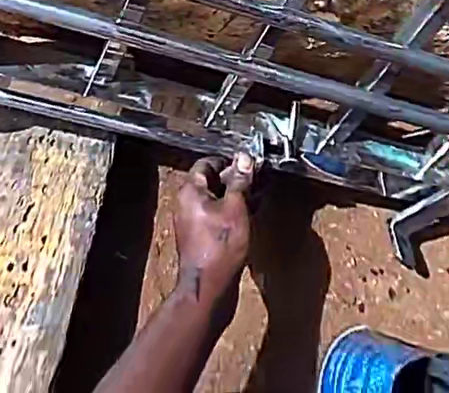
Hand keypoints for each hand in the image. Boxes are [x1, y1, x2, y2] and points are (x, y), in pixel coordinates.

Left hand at [172, 153, 256, 304]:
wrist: (209, 290)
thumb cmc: (220, 246)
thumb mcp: (235, 207)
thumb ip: (240, 180)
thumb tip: (245, 158)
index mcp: (190, 192)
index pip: (207, 163)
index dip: (228, 161)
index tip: (248, 162)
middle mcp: (188, 204)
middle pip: (214, 181)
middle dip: (237, 178)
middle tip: (258, 176)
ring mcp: (195, 222)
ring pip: (219, 199)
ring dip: (238, 195)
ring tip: (260, 192)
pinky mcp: (204, 238)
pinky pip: (219, 215)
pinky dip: (234, 211)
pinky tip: (253, 211)